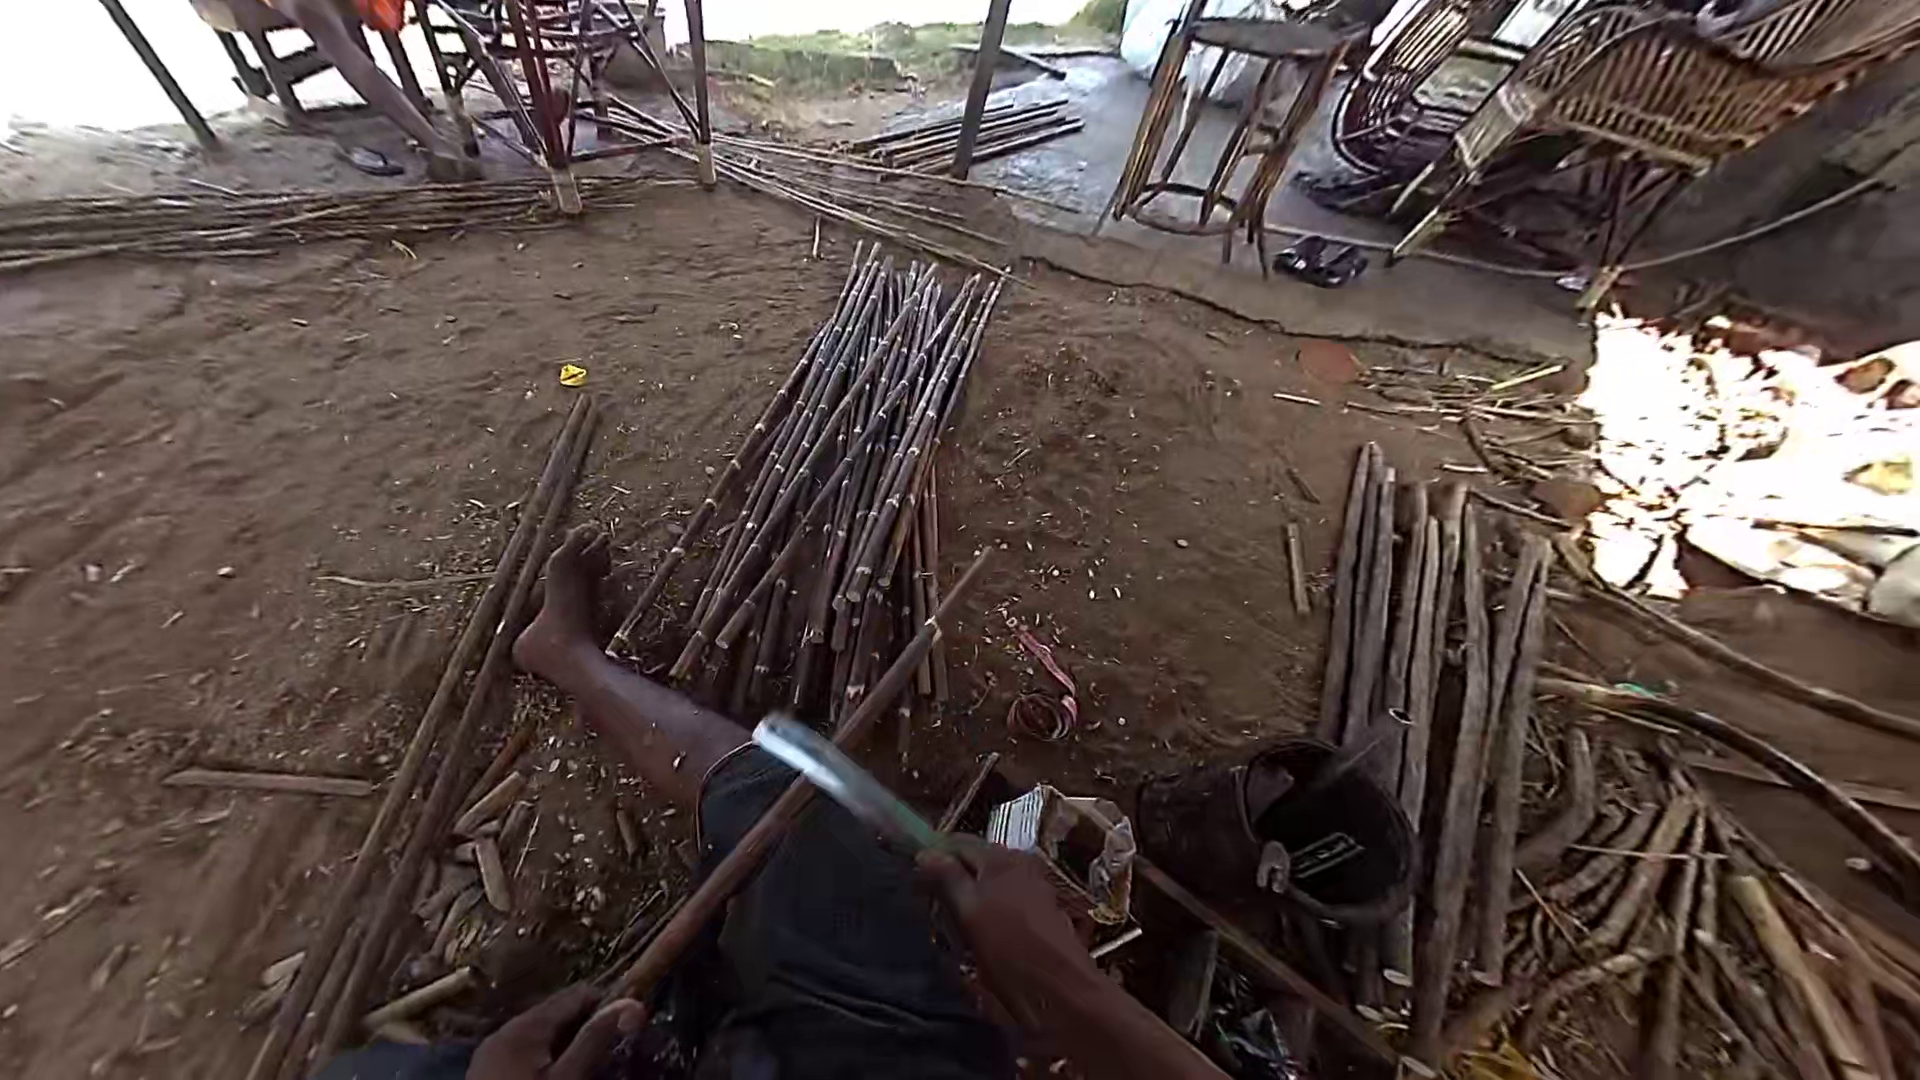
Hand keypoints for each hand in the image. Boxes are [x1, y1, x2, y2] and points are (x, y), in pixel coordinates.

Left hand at [468, 985, 646, 1079]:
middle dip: (584, 1027)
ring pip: (543, 1032)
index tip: (623, 1028)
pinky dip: (545, 1058)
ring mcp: (490, 1054)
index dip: (605, 1006)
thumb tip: (634, 1002)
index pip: (579, 993)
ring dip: (566, 1044)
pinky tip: (553, 1079)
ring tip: (580, 1070)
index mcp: (524, 1026)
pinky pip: (525, 1051)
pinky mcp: (484, 1075)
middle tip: (602, 1055)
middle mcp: (505, 1031)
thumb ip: (596, 1038)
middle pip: (560, 1011)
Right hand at [917, 835, 1099, 1029]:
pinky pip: (1004, 896)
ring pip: (989, 879)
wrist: (1062, 991)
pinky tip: (979, 930)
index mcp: (1001, 856)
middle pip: (975, 859)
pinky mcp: (1040, 908)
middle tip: (929, 902)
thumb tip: (924, 853)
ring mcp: (1033, 884)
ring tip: (950, 919)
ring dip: (968, 892)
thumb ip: (947, 878)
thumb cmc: (1011, 949)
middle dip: (951, 875)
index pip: (958, 842)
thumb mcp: (970, 913)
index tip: (914, 878)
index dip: (934, 856)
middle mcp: (1019, 862)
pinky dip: (987, 906)